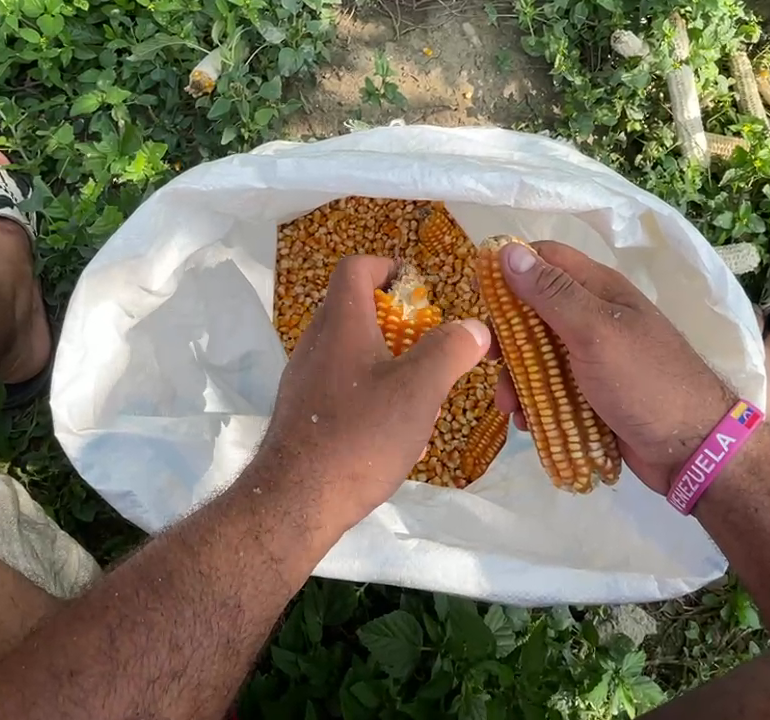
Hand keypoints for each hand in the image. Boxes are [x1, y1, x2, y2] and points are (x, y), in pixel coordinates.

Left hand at [249, 255, 489, 533]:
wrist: (295, 501)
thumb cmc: (360, 435)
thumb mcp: (418, 390)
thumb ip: (449, 351)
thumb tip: (474, 328)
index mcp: (341, 323)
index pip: (356, 268)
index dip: (388, 267)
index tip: (418, 292)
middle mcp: (317, 342)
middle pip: (358, 310)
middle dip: (400, 326)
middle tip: (430, 352)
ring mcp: (305, 377)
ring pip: (354, 352)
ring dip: (390, 365)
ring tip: (420, 400)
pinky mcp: (303, 411)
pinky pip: (344, 386)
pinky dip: (372, 396)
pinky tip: (395, 436)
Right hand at [492, 240, 736, 494]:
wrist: (694, 454)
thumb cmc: (645, 382)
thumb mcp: (594, 331)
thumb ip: (550, 293)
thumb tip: (508, 249)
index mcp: (598, 289)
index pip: (545, 258)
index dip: (510, 267)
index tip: (479, 292)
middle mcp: (593, 316)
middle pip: (532, 310)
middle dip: (506, 335)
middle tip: (489, 359)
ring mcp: (592, 357)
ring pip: (536, 354)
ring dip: (516, 377)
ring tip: (509, 405)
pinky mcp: (590, 393)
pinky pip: (549, 388)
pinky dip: (533, 402)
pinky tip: (526, 422)